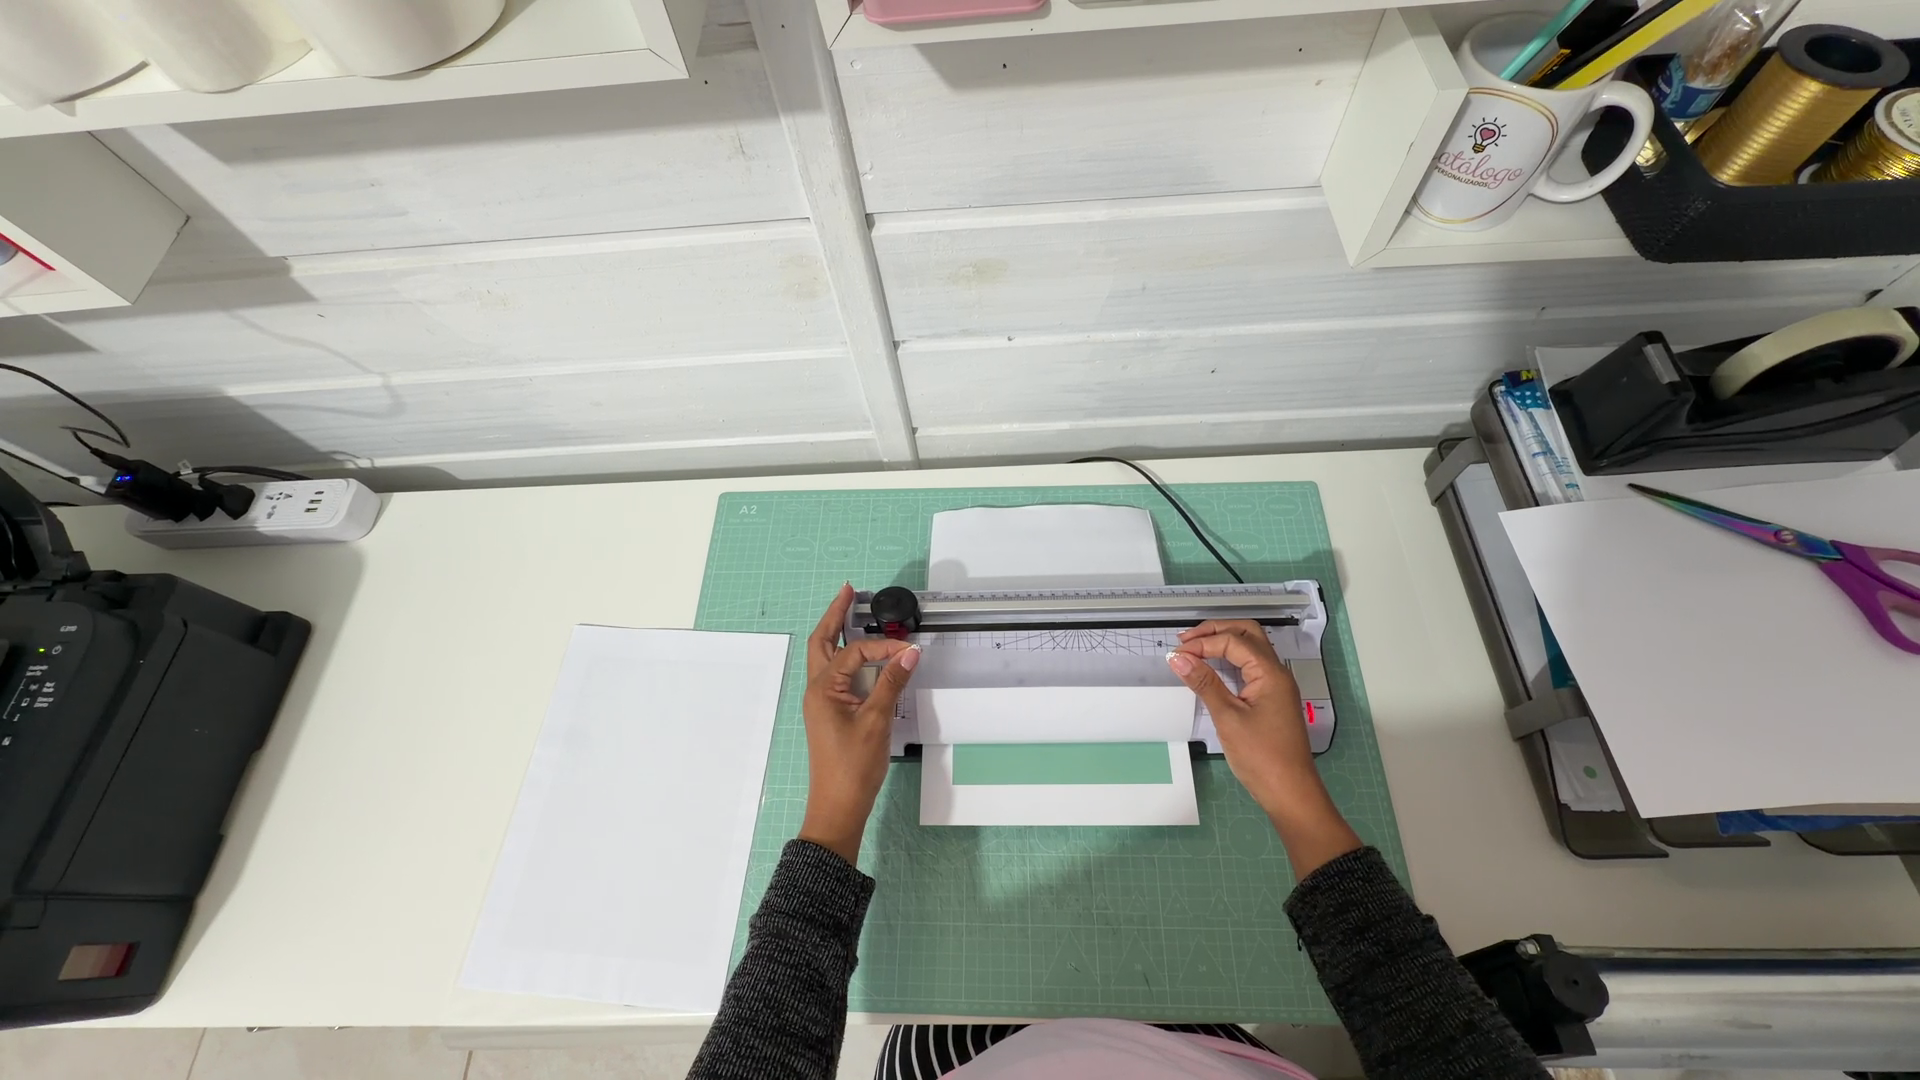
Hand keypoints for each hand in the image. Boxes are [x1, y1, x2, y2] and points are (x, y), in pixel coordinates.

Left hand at [798, 584, 919, 863]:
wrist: (839, 806)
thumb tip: (910, 652)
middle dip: (835, 615)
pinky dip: (848, 659)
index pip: (854, 652)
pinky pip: (837, 676)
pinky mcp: (830, 714)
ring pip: (826, 658)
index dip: (883, 647)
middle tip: (848, 591)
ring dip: (837, 635)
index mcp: (823, 688)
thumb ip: (892, 683)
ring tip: (849, 612)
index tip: (910, 650)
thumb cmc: (854, 765)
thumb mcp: (877, 720)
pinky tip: (861, 656)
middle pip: (822, 642)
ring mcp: (822, 702)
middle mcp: (817, 690)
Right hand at [1167, 620, 1312, 813]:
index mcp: (1270, 673)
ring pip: (1251, 648)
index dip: (1203, 643)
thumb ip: (1203, 683)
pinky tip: (1212, 668)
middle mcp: (1277, 672)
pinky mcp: (1272, 698)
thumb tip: (1178, 657)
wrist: (1290, 792)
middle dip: (1216, 631)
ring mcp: (1276, 685)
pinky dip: (1229, 659)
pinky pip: (1250, 666)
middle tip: (1187, 641)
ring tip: (1194, 650)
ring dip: (1223, 642)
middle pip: (1247, 633)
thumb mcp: (1227, 717)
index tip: (1177, 655)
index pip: (1233, 641)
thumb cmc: (1261, 756)